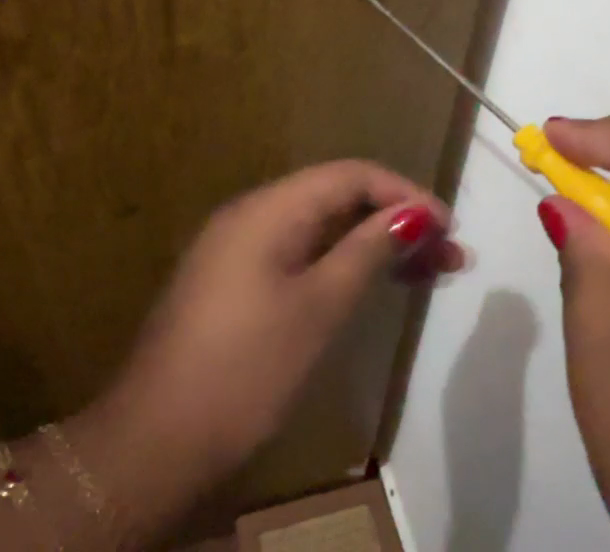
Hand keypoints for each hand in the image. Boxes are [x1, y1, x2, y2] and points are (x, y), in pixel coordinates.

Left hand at [86, 161, 461, 495]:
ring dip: (370, 245)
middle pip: (333, 199)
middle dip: (393, 221)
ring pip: (317, 229)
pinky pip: (297, 255)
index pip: (348, 175)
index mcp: (267, 209)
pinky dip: (338, 265)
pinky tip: (369, 288)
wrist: (159, 436)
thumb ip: (367, 252)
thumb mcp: (318, 307)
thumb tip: (413, 213)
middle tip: (450, 260)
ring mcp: (236, 251)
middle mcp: (249, 216)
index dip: (403, 194)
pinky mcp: (232, 284)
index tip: (450, 229)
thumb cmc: (247, 367)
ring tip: (426, 276)